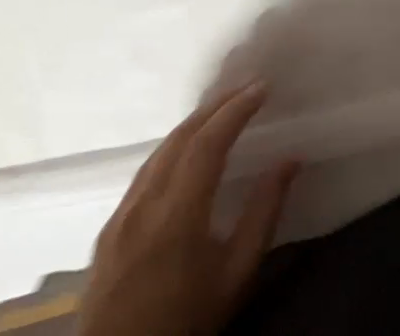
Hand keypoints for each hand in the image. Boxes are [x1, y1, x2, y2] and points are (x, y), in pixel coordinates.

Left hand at [78, 83, 299, 335]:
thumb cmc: (187, 319)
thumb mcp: (237, 273)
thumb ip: (264, 214)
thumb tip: (290, 161)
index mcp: (177, 215)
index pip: (206, 144)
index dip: (235, 110)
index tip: (262, 88)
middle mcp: (143, 204)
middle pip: (179, 139)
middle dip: (216, 107)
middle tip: (248, 87)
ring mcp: (120, 215)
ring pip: (158, 152)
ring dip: (193, 124)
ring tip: (225, 108)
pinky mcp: (109, 228)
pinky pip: (145, 171)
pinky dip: (174, 148)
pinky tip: (188, 150)